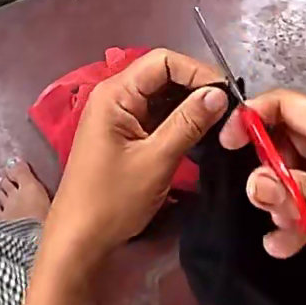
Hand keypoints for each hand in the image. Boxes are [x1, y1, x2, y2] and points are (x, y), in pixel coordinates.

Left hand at [42, 49, 229, 268]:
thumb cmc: (112, 201)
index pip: (163, 61)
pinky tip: (200, 130)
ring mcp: (119, 113)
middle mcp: (115, 94)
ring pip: (163, 93)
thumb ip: (189, 123)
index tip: (226, 94)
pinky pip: (157, 112)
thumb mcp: (156, 161)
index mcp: (116, 93)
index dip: (197, 72)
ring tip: (219, 119)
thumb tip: (220, 93)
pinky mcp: (125, 131)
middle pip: (164, 73)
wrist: (78, 244)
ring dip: (190, 103)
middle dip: (196, 86)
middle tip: (227, 108)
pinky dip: (179, 117)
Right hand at [220, 89, 305, 304]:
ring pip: (303, 171)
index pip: (288, 103)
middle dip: (271, 171)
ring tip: (287, 238)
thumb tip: (254, 179)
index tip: (225, 148)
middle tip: (269, 210)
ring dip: (288, 200)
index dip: (252, 117)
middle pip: (291, 138)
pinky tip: (302, 244)